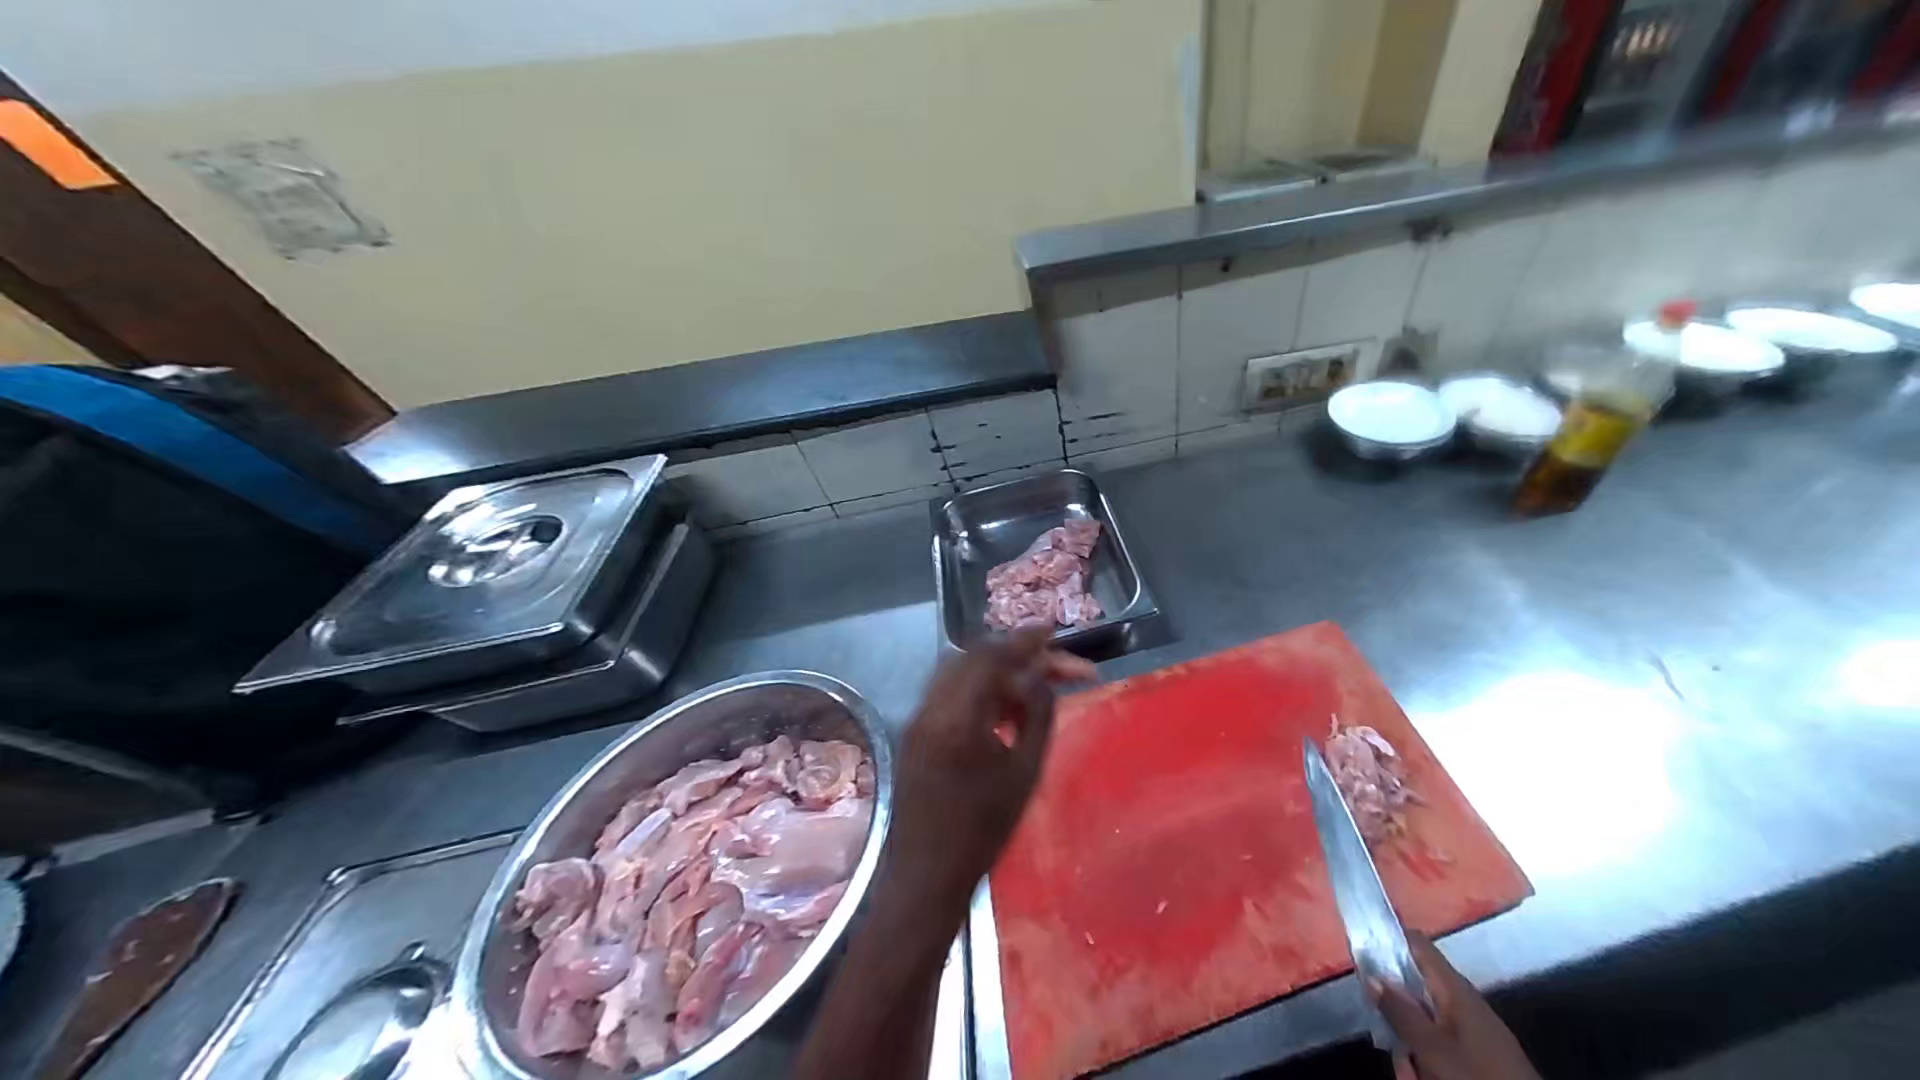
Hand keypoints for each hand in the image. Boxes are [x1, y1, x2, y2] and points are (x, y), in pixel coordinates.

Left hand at [882, 629, 1095, 911]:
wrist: (926, 875)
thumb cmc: (982, 831)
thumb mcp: (1024, 773)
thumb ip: (1037, 716)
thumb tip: (1041, 677)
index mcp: (957, 717)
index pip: (991, 658)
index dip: (1024, 641)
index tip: (1053, 632)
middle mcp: (930, 707)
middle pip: (973, 658)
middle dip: (1014, 653)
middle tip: (1053, 661)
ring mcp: (917, 718)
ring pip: (958, 672)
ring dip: (996, 669)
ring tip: (1035, 681)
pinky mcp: (915, 731)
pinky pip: (948, 693)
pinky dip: (978, 688)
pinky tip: (1005, 704)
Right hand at [1371, 934, 1540, 1079]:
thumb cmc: (1479, 1077)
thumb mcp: (1431, 1047)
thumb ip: (1399, 1010)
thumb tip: (1371, 973)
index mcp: (1455, 988)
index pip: (1417, 944)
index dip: (1388, 937)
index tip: (1361, 945)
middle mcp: (1464, 1000)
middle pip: (1416, 984)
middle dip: (1395, 1005)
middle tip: (1383, 1027)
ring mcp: (1475, 1026)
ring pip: (1425, 1016)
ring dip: (1409, 1037)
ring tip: (1408, 1067)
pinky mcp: (1480, 1050)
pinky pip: (1440, 1038)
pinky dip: (1427, 1052)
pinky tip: (1424, 1073)